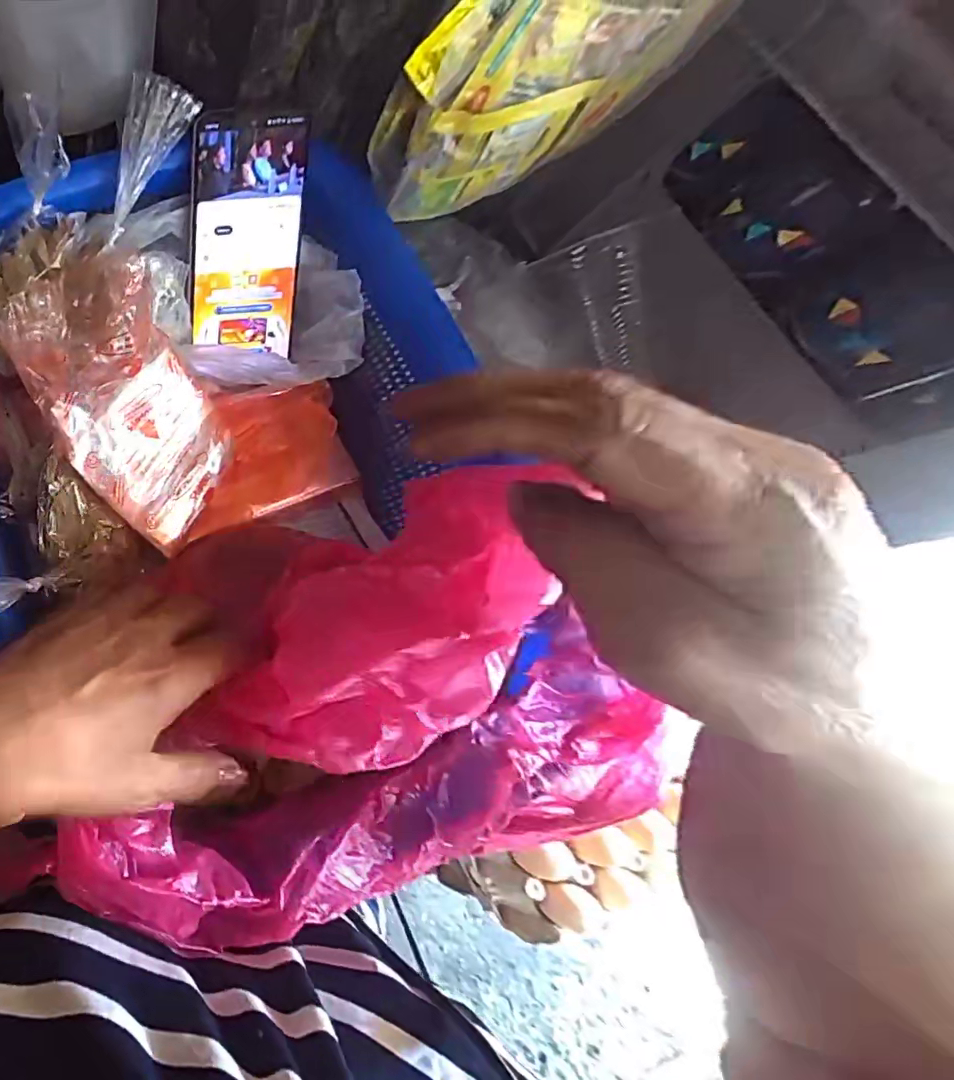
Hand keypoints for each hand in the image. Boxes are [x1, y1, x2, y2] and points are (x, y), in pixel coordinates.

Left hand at [0, 581, 247, 836]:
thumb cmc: (67, 768)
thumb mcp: (138, 785)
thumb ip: (197, 776)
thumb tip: (245, 772)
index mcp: (170, 674)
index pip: (230, 645)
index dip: (251, 648)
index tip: (258, 657)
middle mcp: (143, 632)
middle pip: (197, 604)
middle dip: (216, 616)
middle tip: (218, 638)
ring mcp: (101, 614)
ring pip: (156, 587)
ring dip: (177, 596)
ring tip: (180, 614)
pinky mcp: (66, 610)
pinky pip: (114, 587)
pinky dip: (134, 591)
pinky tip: (127, 607)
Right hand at [396, 371, 895, 761]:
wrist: (868, 710)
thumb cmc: (761, 685)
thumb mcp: (654, 634)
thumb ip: (581, 550)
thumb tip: (523, 491)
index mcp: (741, 491)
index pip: (599, 427)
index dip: (497, 424)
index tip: (420, 440)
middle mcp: (750, 452)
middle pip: (603, 397)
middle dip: (493, 395)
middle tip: (408, 409)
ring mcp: (744, 456)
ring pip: (612, 405)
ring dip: (516, 403)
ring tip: (439, 417)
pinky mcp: (727, 473)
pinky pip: (622, 431)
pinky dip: (547, 427)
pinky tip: (509, 438)